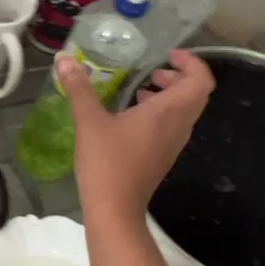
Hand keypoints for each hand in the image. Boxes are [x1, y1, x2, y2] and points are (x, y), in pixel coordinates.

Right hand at [59, 48, 213, 224]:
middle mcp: (178, 126)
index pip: (200, 80)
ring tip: (140, 91)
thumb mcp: (89, 122)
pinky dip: (160, 114)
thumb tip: (64, 61)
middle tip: (154, 71)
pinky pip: (172, 127)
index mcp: (168, 112)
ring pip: (184, 112)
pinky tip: (131, 119)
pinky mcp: (162, 158)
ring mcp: (172, 145)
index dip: (191, 63)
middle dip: (179, 78)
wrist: (115, 209)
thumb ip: (79, 89)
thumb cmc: (107, 163)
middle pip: (195, 94)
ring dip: (169, 96)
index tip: (169, 56)